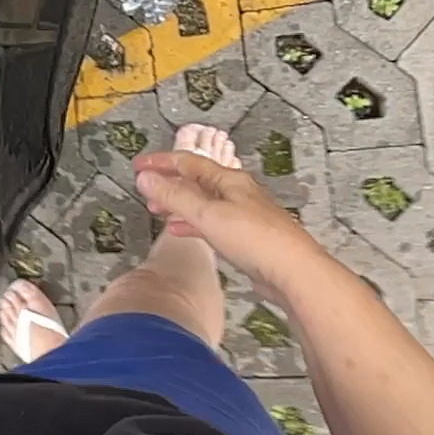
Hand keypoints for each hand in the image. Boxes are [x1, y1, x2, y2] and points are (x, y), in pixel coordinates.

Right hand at [131, 150, 334, 305]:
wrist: (294, 273)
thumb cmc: (255, 239)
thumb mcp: (207, 214)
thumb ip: (174, 195)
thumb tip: (146, 177)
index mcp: (228, 180)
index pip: (188, 162)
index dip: (161, 162)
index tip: (139, 166)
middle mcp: (237, 192)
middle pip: (196, 180)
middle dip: (168, 183)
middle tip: (147, 191)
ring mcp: (243, 214)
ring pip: (203, 201)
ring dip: (179, 203)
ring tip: (159, 210)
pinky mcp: (246, 236)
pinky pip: (211, 221)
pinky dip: (192, 222)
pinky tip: (183, 230)